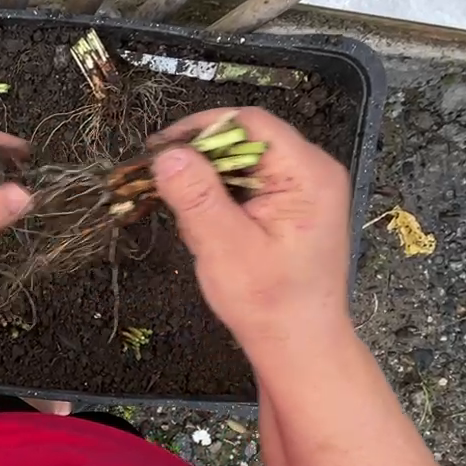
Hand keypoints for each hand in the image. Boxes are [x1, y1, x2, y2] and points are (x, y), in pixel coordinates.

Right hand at [150, 107, 353, 362]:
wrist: (296, 341)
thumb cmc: (266, 300)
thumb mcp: (224, 247)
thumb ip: (196, 197)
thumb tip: (165, 154)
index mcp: (306, 173)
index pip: (249, 124)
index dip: (199, 129)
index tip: (155, 150)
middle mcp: (309, 171)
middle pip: (244, 140)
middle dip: (198, 161)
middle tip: (160, 186)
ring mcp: (300, 189)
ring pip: (240, 164)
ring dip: (204, 184)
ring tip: (186, 219)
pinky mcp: (287, 207)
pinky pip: (244, 186)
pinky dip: (216, 200)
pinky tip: (204, 228)